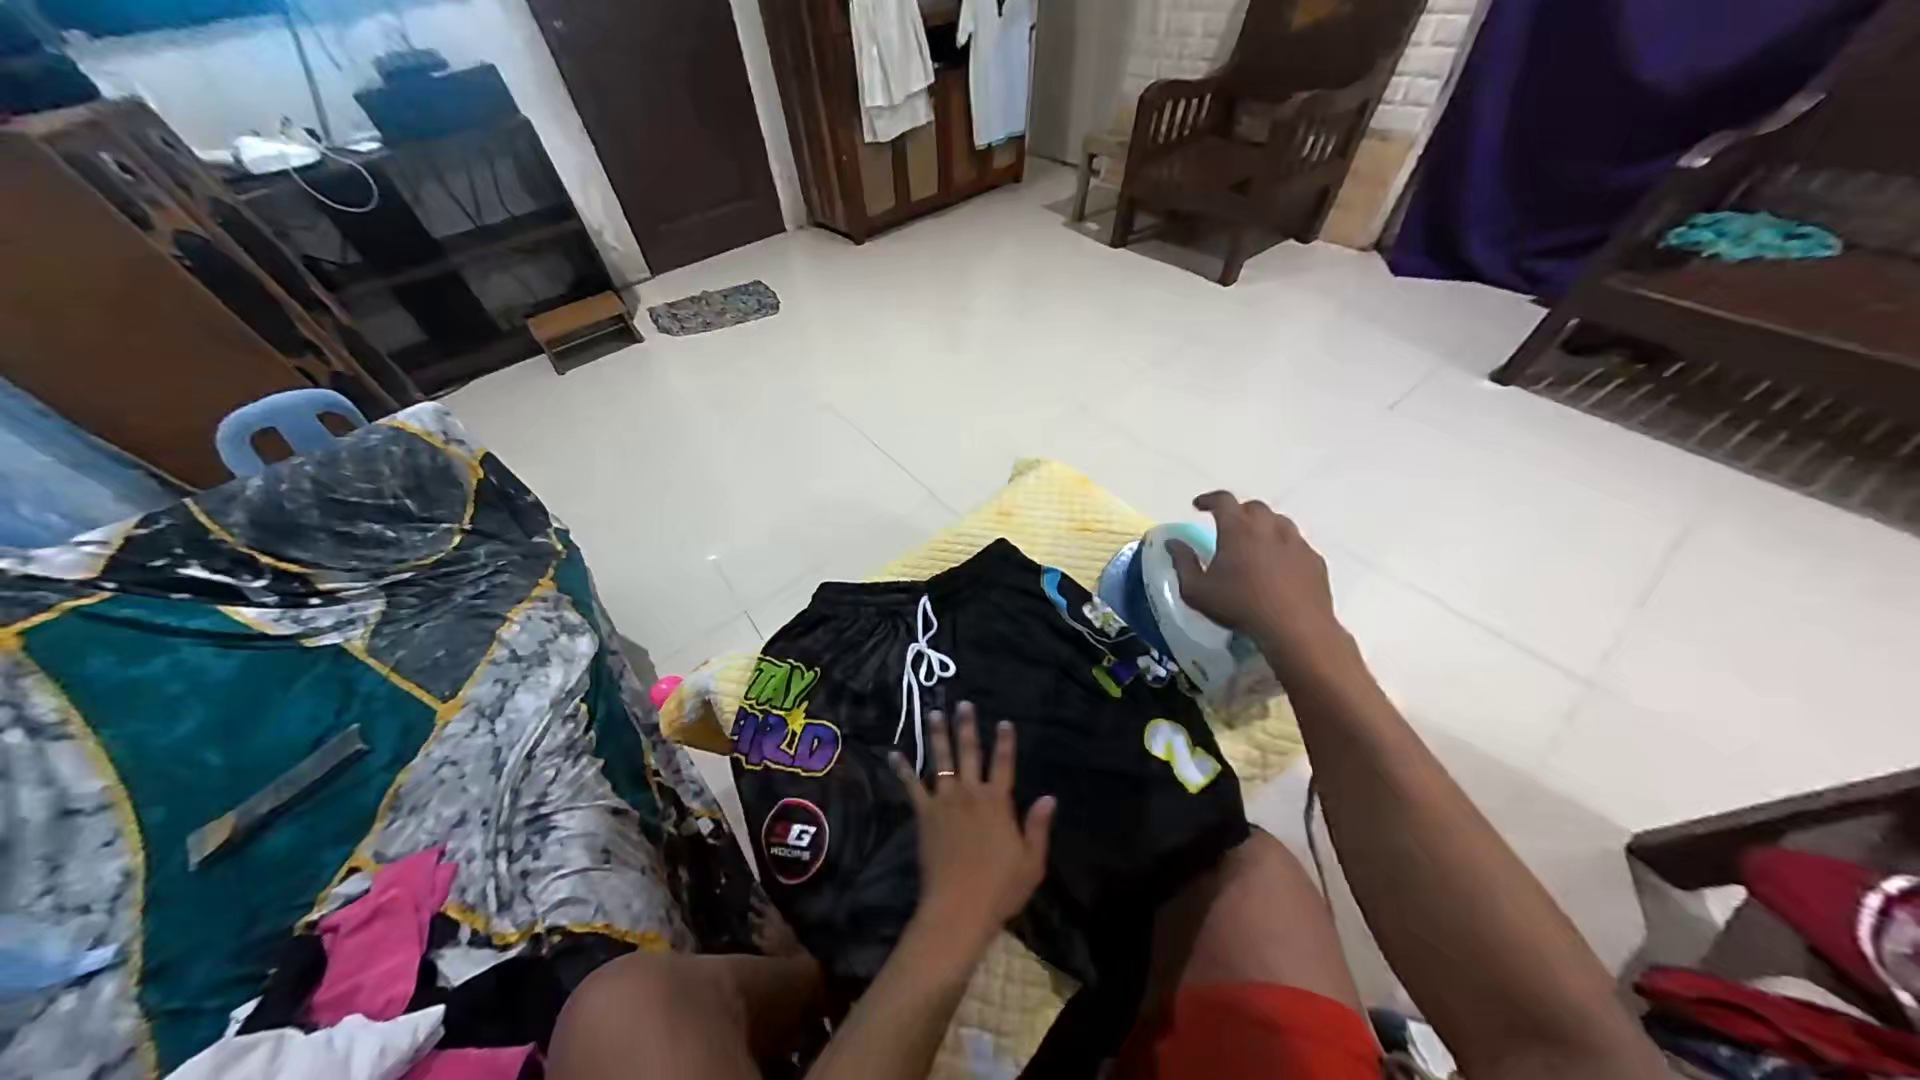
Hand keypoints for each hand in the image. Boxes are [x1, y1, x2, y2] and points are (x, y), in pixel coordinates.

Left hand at [889, 703, 1054, 954]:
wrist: (959, 907)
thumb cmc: (1000, 888)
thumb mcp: (1032, 862)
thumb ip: (1038, 827)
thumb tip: (1049, 797)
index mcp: (998, 802)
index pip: (1004, 764)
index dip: (1005, 742)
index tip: (1004, 722)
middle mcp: (971, 793)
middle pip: (969, 752)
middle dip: (967, 726)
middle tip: (963, 704)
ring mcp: (945, 801)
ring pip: (941, 760)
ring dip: (938, 735)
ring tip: (934, 714)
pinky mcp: (924, 814)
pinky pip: (911, 786)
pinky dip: (903, 769)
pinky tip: (894, 754)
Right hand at [1169, 491, 1346, 668]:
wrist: (1295, 628)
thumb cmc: (1240, 606)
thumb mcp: (1197, 590)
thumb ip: (1182, 563)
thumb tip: (1173, 543)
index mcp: (1238, 528)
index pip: (1223, 500)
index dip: (1209, 500)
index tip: (1199, 506)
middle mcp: (1269, 526)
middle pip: (1253, 507)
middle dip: (1238, 513)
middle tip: (1228, 528)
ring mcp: (1296, 542)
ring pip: (1278, 522)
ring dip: (1263, 527)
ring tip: (1254, 546)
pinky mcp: (1314, 559)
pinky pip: (1296, 544)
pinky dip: (1283, 547)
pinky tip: (1278, 567)